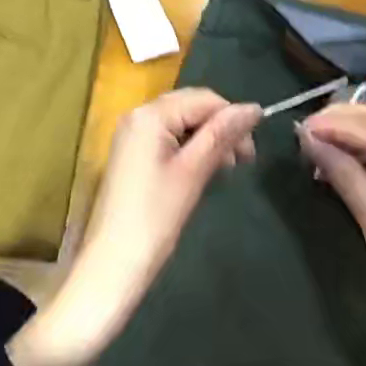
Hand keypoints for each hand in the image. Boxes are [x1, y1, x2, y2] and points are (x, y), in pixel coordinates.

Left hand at [9, 89, 261, 365]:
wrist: (111, 266)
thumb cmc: (154, 218)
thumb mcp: (193, 173)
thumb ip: (221, 135)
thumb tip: (254, 108)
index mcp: (150, 114)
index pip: (204, 99)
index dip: (233, 119)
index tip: (253, 153)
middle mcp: (137, 114)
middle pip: (190, 106)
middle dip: (220, 127)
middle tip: (242, 161)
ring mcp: (131, 133)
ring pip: (180, 121)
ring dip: (206, 138)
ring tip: (225, 169)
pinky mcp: (130, 153)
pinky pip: (167, 136)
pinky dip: (188, 148)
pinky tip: (201, 170)